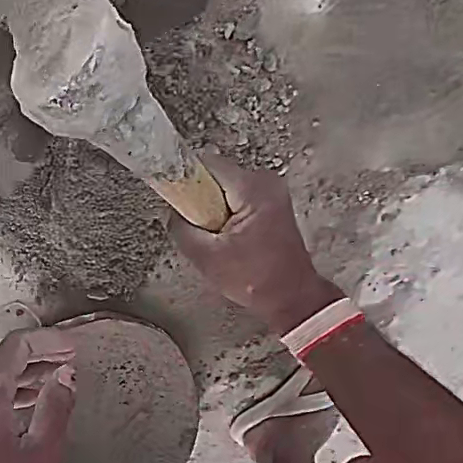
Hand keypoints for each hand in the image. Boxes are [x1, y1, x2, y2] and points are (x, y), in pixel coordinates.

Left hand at [0, 328, 78, 462]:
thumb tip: (66, 376)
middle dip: (41, 351)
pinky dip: (21, 388)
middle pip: (7, 357)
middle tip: (70, 353)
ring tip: (62, 372)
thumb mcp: (43, 454)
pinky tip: (41, 399)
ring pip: (1, 375)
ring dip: (32, 369)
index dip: (47, 340)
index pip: (16, 348)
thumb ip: (56, 408)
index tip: (71, 345)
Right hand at [170, 155, 342, 333]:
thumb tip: (170, 210)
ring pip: (222, 185)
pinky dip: (223, 212)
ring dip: (211, 207)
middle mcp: (265, 181)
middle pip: (214, 174)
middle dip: (199, 198)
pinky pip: (234, 195)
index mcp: (253, 189)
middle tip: (203, 230)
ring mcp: (270, 190)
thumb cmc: (256, 281)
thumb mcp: (206, 257)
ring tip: (217, 237)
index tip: (176, 200)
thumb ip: (180, 228)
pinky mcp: (269, 200)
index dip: (185, 179)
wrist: (292, 298)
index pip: (206, 164)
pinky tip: (228, 236)